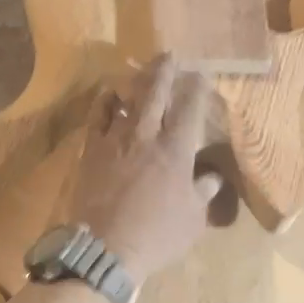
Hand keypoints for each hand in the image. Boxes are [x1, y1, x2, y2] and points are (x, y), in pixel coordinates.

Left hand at [71, 55, 222, 283]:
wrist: (106, 248)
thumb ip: (203, 192)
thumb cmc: (158, 236)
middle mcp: (146, 135)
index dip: (197, 87)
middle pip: (156, 92)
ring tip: (142, 70)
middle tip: (169, 55)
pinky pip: (99, 116)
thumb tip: (211, 177)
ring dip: (136, 80)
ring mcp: (115, 140)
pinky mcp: (92, 150)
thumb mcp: (193, 219)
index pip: (190, 108)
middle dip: (165, 70)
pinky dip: (106, 101)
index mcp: (176, 150)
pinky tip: (110, 96)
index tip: (201, 74)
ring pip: (127, 98)